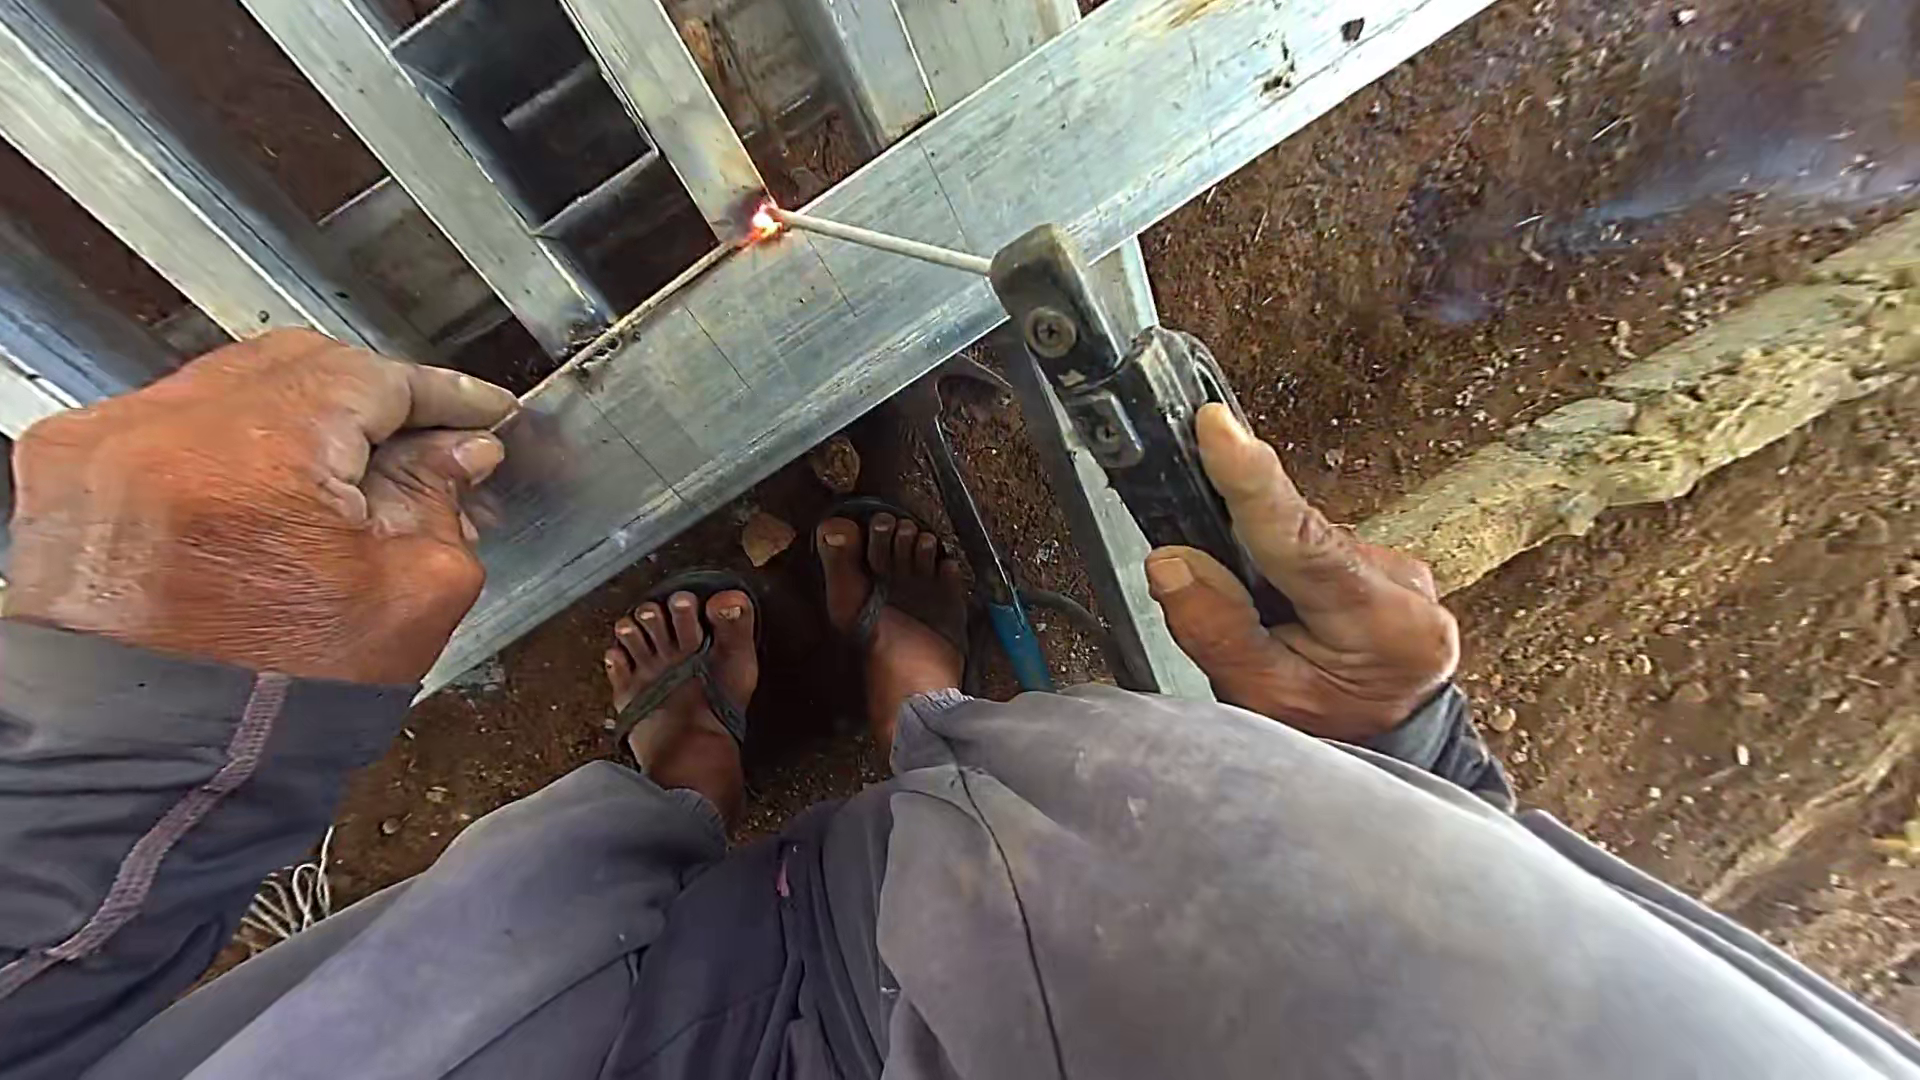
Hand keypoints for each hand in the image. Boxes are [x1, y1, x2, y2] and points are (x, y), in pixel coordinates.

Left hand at [5, 329, 516, 683]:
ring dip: (337, 412)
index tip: (491, 409)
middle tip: (450, 434)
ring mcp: (102, 446)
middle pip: (305, 362)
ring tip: (393, 464)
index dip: (446, 391)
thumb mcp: (424, 581)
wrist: (169, 749)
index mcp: (255, 459)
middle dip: (392, 393)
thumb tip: (466, 448)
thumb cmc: (305, 675)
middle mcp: (159, 433)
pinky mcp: (79, 470)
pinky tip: (326, 477)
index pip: (371, 380)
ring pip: (252, 381)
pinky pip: (201, 414)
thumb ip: (443, 493)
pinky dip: (278, 431)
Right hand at [1145, 404, 1457, 740]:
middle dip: (1234, 540)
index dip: (1251, 481)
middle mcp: (1402, 583)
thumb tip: (1170, 560)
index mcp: (1383, 626)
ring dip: (1254, 555)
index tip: (1215, 428)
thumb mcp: (1260, 697)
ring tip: (1254, 613)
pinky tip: (1273, 598)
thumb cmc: (1328, 729)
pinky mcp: (1381, 559)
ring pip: (1294, 531)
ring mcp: (1398, 566)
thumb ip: (1214, 628)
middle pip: (1290, 528)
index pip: (1301, 539)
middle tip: (1200, 573)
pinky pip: (1307, 537)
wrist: (1384, 734)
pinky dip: (1274, 558)